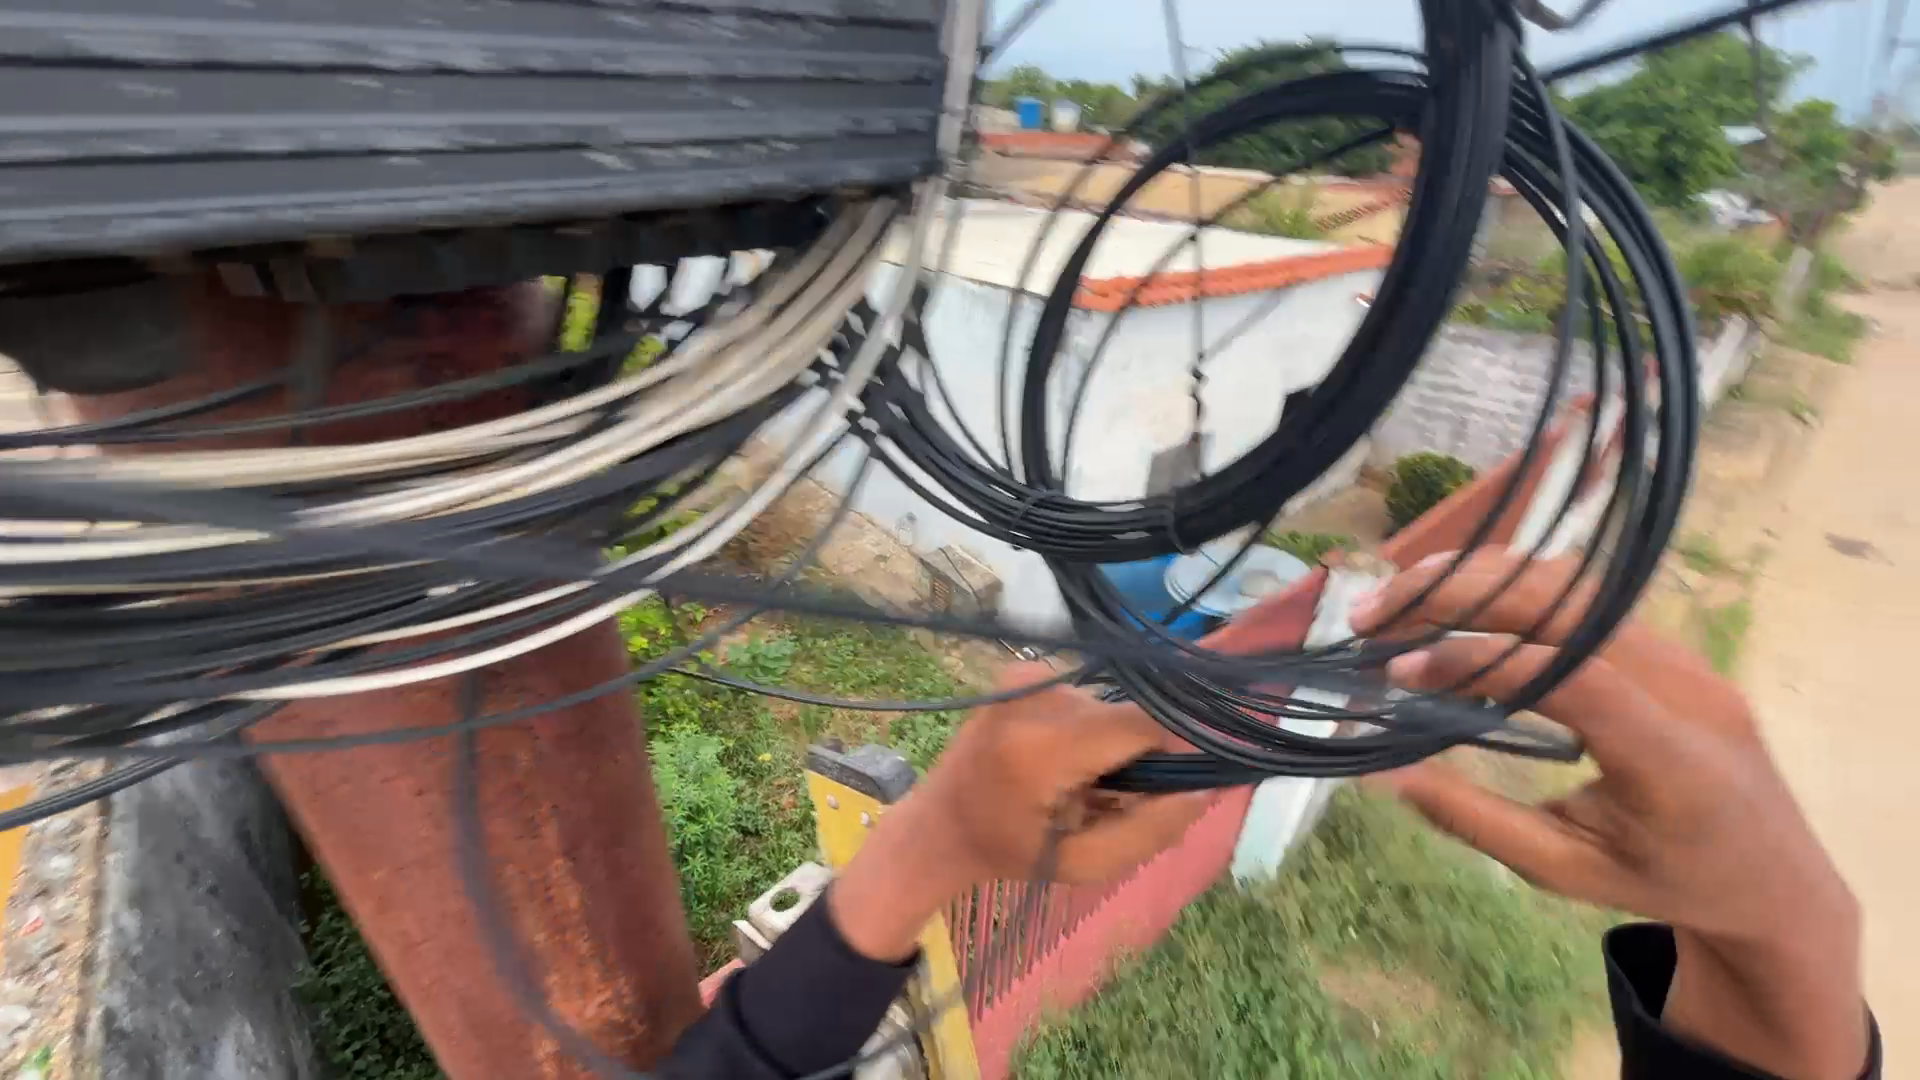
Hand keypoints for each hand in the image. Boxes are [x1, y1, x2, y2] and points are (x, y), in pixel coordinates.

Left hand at [829, 664, 1208, 960]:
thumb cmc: (1010, 852)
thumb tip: (1209, 785)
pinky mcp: (1020, 670)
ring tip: (1080, 778)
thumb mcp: (1085, 863)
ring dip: (1110, 740)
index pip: (1139, 722)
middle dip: (1136, 754)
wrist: (939, 821)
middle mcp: (1033, 696)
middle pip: (1124, 713)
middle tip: (1110, 796)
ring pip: (1106, 703)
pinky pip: (1083, 696)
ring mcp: (1023, 676)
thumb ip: (1151, 829)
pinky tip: (1061, 756)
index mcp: (1041, 748)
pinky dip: (1087, 726)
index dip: (1174, 747)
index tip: (1176, 780)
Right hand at [1351, 550, 1867, 1079]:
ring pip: (1567, 582)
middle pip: (1564, 606)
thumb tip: (1377, 771)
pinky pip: (1575, 591)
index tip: (1397, 670)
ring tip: (1396, 597)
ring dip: (1472, 578)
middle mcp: (1687, 689)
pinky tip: (1448, 596)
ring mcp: (1681, 655)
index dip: (1477, 661)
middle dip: (1454, 597)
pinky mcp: (1660, 641)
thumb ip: (1470, 817)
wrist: (1775, 875)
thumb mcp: (1560, 869)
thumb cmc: (1662, 880)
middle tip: (1370, 615)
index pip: (1572, 679)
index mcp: (1675, 762)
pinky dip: (1501, 583)